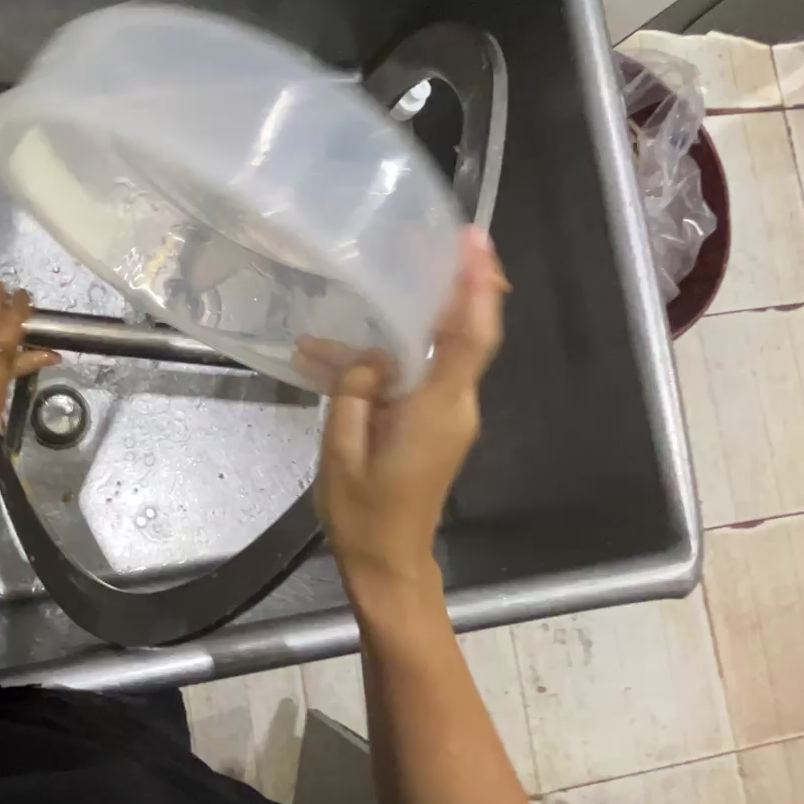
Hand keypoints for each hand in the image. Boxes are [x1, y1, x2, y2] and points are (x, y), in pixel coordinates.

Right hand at [316, 226, 508, 592]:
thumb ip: (355, 393)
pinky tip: (327, 360)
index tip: (472, 241)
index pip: (470, 335)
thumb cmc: (363, 513)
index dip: (476, 284)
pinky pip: (412, 378)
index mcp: (437, 409)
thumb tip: (371, 355)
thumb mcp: (343, 451)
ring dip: (390, 330)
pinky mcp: (430, 425)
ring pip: (429, 353)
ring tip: (334, 316)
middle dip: (443, 286)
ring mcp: (445, 416)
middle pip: (461, 333)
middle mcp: (454, 406)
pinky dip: (380, 362)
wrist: (387, 562)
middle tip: (410, 245)